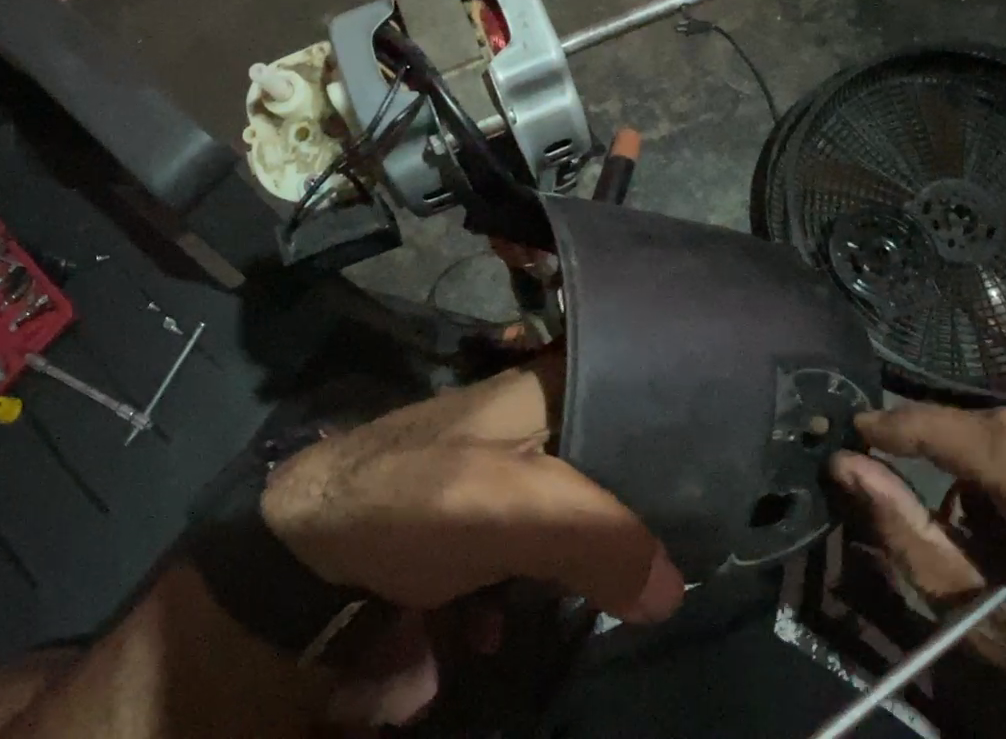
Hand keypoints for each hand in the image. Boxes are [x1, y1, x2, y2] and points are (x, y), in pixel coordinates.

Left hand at [261, 356, 683, 722]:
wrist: (303, 541)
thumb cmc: (414, 500)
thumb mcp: (514, 512)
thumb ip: (598, 540)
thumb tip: (672, 591)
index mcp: (547, 388)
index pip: (635, 392)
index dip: (671, 440)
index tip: (701, 492)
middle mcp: (530, 413)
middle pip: (609, 459)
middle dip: (626, 519)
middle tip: (647, 568)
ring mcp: (499, 459)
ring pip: (572, 504)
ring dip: (573, 562)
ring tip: (574, 607)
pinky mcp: (475, 503)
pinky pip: (527, 537)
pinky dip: (524, 578)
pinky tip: (498, 618)